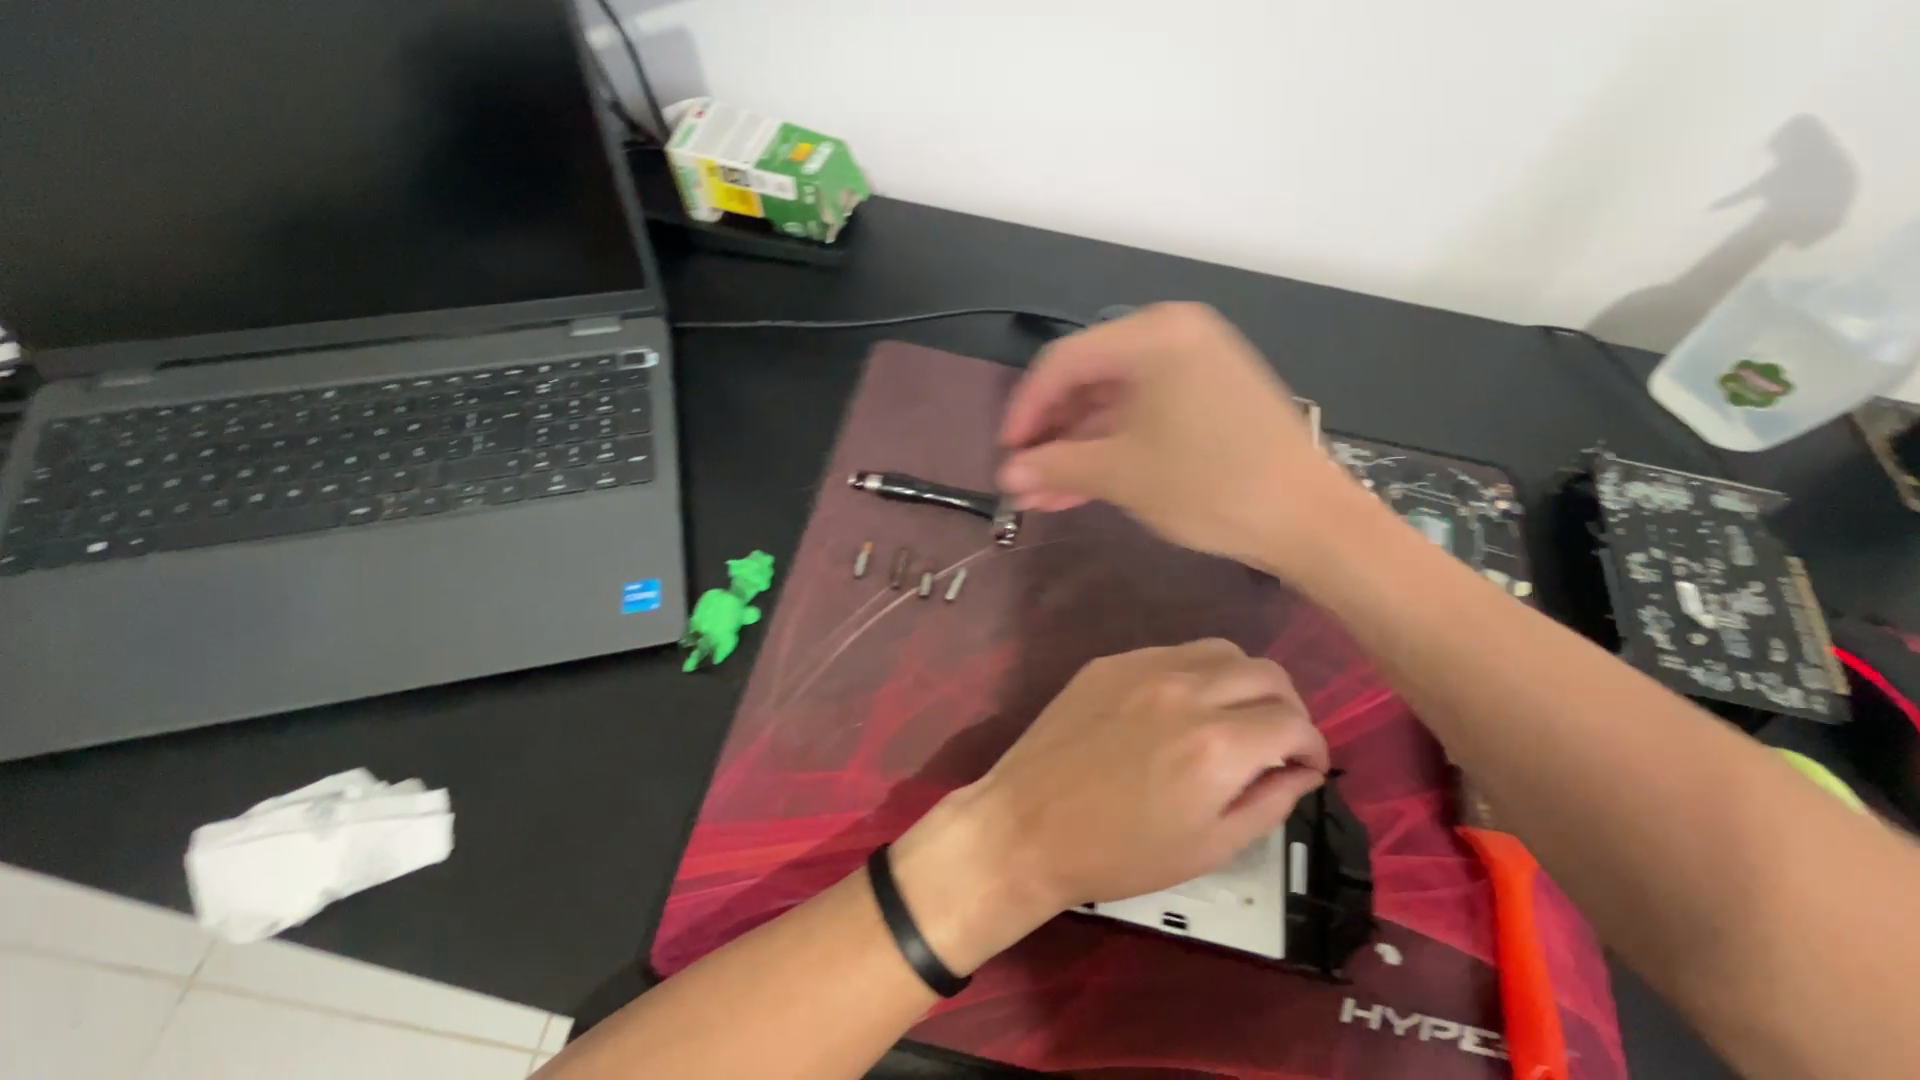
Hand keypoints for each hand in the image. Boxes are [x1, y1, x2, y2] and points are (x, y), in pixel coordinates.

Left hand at [889, 640, 1328, 972]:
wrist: (1026, 828)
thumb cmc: (1120, 854)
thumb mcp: (1210, 846)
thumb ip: (1269, 802)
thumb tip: (1302, 770)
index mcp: (1219, 743)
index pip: (1294, 721)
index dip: (1312, 745)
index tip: (1304, 766)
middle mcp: (1187, 690)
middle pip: (1267, 673)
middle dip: (1286, 707)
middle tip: (1276, 741)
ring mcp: (1143, 668)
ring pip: (1221, 651)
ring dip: (1243, 681)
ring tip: (1232, 717)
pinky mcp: (1108, 663)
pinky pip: (1171, 653)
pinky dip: (1194, 674)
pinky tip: (1178, 708)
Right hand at [997, 303, 1347, 573]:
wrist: (1308, 518)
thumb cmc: (1208, 484)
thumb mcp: (1121, 474)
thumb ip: (1055, 467)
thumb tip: (1006, 475)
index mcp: (1152, 334)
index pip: (1063, 363)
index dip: (1026, 410)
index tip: (1005, 454)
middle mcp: (1174, 335)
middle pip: (1089, 381)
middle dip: (1052, 437)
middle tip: (1023, 481)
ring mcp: (1196, 367)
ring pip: (1115, 405)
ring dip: (1078, 450)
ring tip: (1044, 497)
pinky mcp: (1211, 398)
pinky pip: (1146, 416)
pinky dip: (1114, 449)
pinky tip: (1082, 488)